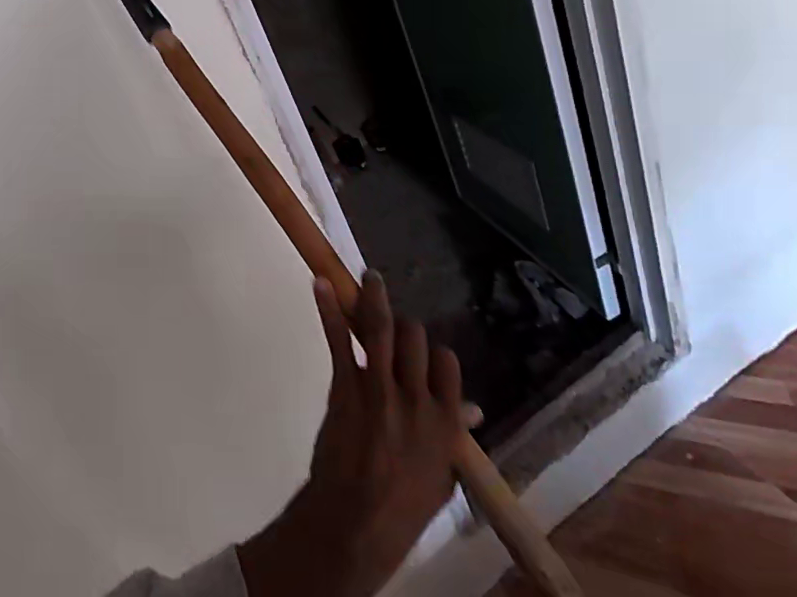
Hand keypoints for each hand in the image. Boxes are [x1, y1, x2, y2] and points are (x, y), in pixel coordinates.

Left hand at [237, 271, 474, 596]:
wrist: (357, 521)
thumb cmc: (402, 504)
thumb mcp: (441, 473)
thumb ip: (454, 434)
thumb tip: (476, 410)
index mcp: (445, 420)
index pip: (447, 362)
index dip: (432, 351)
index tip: (421, 349)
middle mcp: (416, 398)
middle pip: (415, 339)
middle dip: (403, 325)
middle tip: (387, 319)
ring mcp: (379, 390)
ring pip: (381, 330)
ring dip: (372, 298)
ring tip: (368, 276)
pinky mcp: (346, 389)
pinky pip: (340, 340)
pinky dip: (330, 309)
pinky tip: (320, 285)